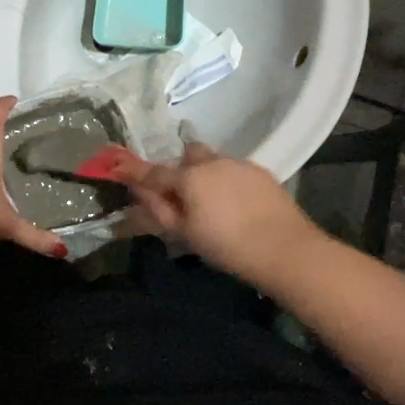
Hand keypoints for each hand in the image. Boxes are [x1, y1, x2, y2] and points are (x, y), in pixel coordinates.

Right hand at [118, 144, 317, 278]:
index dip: (133, 171)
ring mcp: (240, 164)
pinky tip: (236, 204)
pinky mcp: (262, 172)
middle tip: (182, 195)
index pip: (153, 172)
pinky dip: (228, 181)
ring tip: (213, 202)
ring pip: (213, 161)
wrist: (286, 250)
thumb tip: (138, 193)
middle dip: (181, 168)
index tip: (117, 166)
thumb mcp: (184, 234)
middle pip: (187, 155)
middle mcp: (212, 162)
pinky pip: (235, 170)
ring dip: (206, 174)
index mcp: (188, 177)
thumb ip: (158, 210)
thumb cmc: (227, 246)